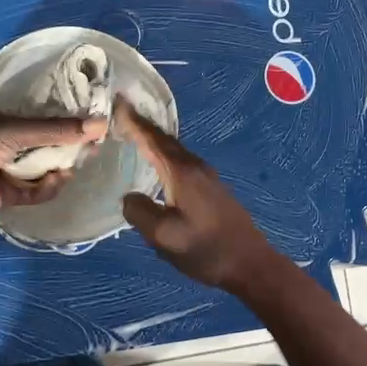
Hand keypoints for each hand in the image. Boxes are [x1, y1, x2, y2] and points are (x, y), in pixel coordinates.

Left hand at [0, 114, 108, 224]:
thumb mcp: (16, 132)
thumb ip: (57, 130)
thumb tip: (100, 124)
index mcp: (6, 121)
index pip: (45, 118)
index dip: (68, 122)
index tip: (93, 125)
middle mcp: (9, 142)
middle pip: (48, 144)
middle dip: (69, 147)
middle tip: (93, 148)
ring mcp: (9, 169)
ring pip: (44, 168)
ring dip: (59, 168)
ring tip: (71, 167)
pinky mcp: (9, 194)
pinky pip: (36, 190)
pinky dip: (47, 187)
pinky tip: (55, 181)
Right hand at [117, 98, 285, 291]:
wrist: (250, 263)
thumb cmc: (206, 249)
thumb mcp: (164, 236)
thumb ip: (140, 212)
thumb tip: (128, 197)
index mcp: (181, 172)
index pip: (152, 139)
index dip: (132, 121)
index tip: (116, 102)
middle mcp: (195, 166)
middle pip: (164, 139)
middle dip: (142, 124)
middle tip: (119, 113)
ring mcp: (206, 175)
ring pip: (174, 149)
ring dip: (153, 139)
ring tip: (132, 133)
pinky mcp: (211, 187)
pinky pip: (180, 160)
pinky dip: (163, 153)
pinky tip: (156, 162)